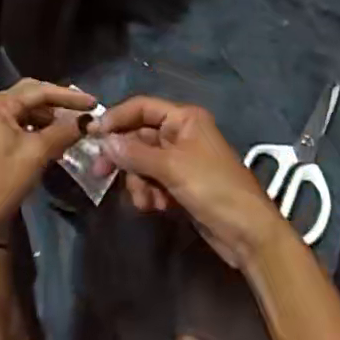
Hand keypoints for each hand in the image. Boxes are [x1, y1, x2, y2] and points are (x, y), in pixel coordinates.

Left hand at [0, 79, 96, 237]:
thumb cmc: (0, 181)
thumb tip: (89, 121)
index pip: (41, 91)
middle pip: (35, 96)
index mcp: (0, 103)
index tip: (95, 103)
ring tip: (75, 126)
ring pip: (31, 112)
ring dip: (52, 118)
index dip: (70, 97)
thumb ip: (64, 132)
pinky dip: (42, 131)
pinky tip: (58, 141)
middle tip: (85, 109)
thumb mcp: (36, 154)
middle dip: (60, 103)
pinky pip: (25, 126)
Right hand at [92, 96, 286, 268]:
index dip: (117, 118)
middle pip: (139, 137)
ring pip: (142, 163)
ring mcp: (181, 160)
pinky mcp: (180, 185)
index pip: (142, 107)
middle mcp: (180, 134)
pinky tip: (156, 208)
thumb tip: (104, 141)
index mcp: (183, 117)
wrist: (247, 232)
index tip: (92, 134)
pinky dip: (149, 194)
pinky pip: (153, 182)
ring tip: (147, 201)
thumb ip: (135, 153)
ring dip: (138, 182)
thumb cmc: (213, 188)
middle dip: (125, 158)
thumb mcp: (172, 167)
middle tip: (101, 174)